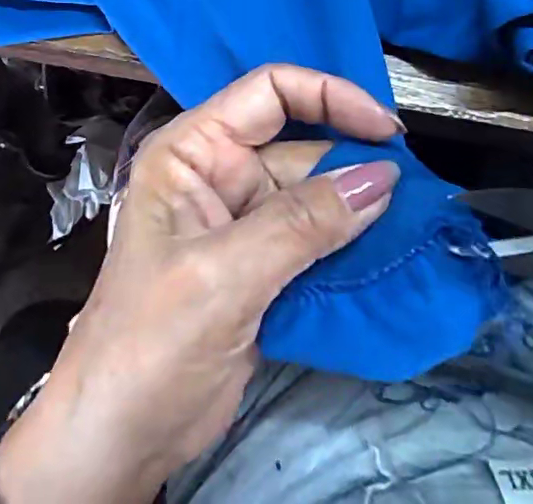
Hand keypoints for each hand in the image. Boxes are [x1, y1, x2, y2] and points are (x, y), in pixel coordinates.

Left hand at [0, 65, 403, 503]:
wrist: (120, 441)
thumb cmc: (149, 344)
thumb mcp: (223, 275)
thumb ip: (304, 222)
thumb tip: (383, 176)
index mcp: (193, 151)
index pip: (269, 91)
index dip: (329, 96)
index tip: (384, 127)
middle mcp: (220, 172)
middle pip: (302, 141)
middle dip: (354, 155)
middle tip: (412, 182)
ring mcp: (244, 219)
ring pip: (317, 190)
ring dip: (360, 201)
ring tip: (413, 213)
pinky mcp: (265, 261)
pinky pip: (319, 232)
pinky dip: (353, 237)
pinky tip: (389, 243)